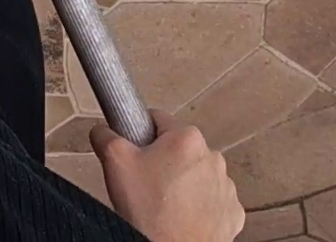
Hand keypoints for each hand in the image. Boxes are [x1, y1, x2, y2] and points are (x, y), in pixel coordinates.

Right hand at [91, 112, 243, 241]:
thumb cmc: (147, 210)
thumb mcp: (114, 160)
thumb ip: (104, 133)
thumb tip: (102, 130)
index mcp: (187, 137)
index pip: (157, 119)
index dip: (141, 135)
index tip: (135, 155)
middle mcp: (213, 157)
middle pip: (178, 147)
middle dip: (162, 159)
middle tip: (145, 181)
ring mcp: (227, 188)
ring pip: (196, 172)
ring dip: (182, 181)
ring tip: (163, 202)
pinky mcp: (233, 214)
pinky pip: (212, 198)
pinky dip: (198, 204)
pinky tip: (182, 216)